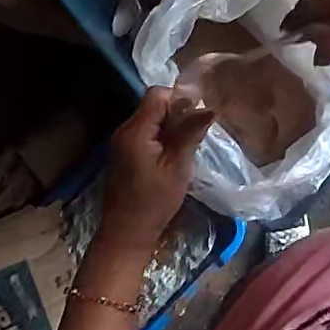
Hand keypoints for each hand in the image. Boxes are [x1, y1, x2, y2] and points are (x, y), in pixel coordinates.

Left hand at [99, 87, 214, 256]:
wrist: (126, 234)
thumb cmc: (154, 202)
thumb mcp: (178, 167)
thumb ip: (190, 134)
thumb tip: (208, 108)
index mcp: (135, 131)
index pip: (156, 95)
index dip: (178, 99)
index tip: (196, 117)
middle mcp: (124, 131)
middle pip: (152, 106)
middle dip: (175, 114)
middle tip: (194, 135)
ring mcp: (121, 143)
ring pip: (150, 120)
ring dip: (169, 127)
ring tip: (185, 148)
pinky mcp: (123, 154)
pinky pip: (144, 134)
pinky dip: (160, 138)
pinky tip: (171, 157)